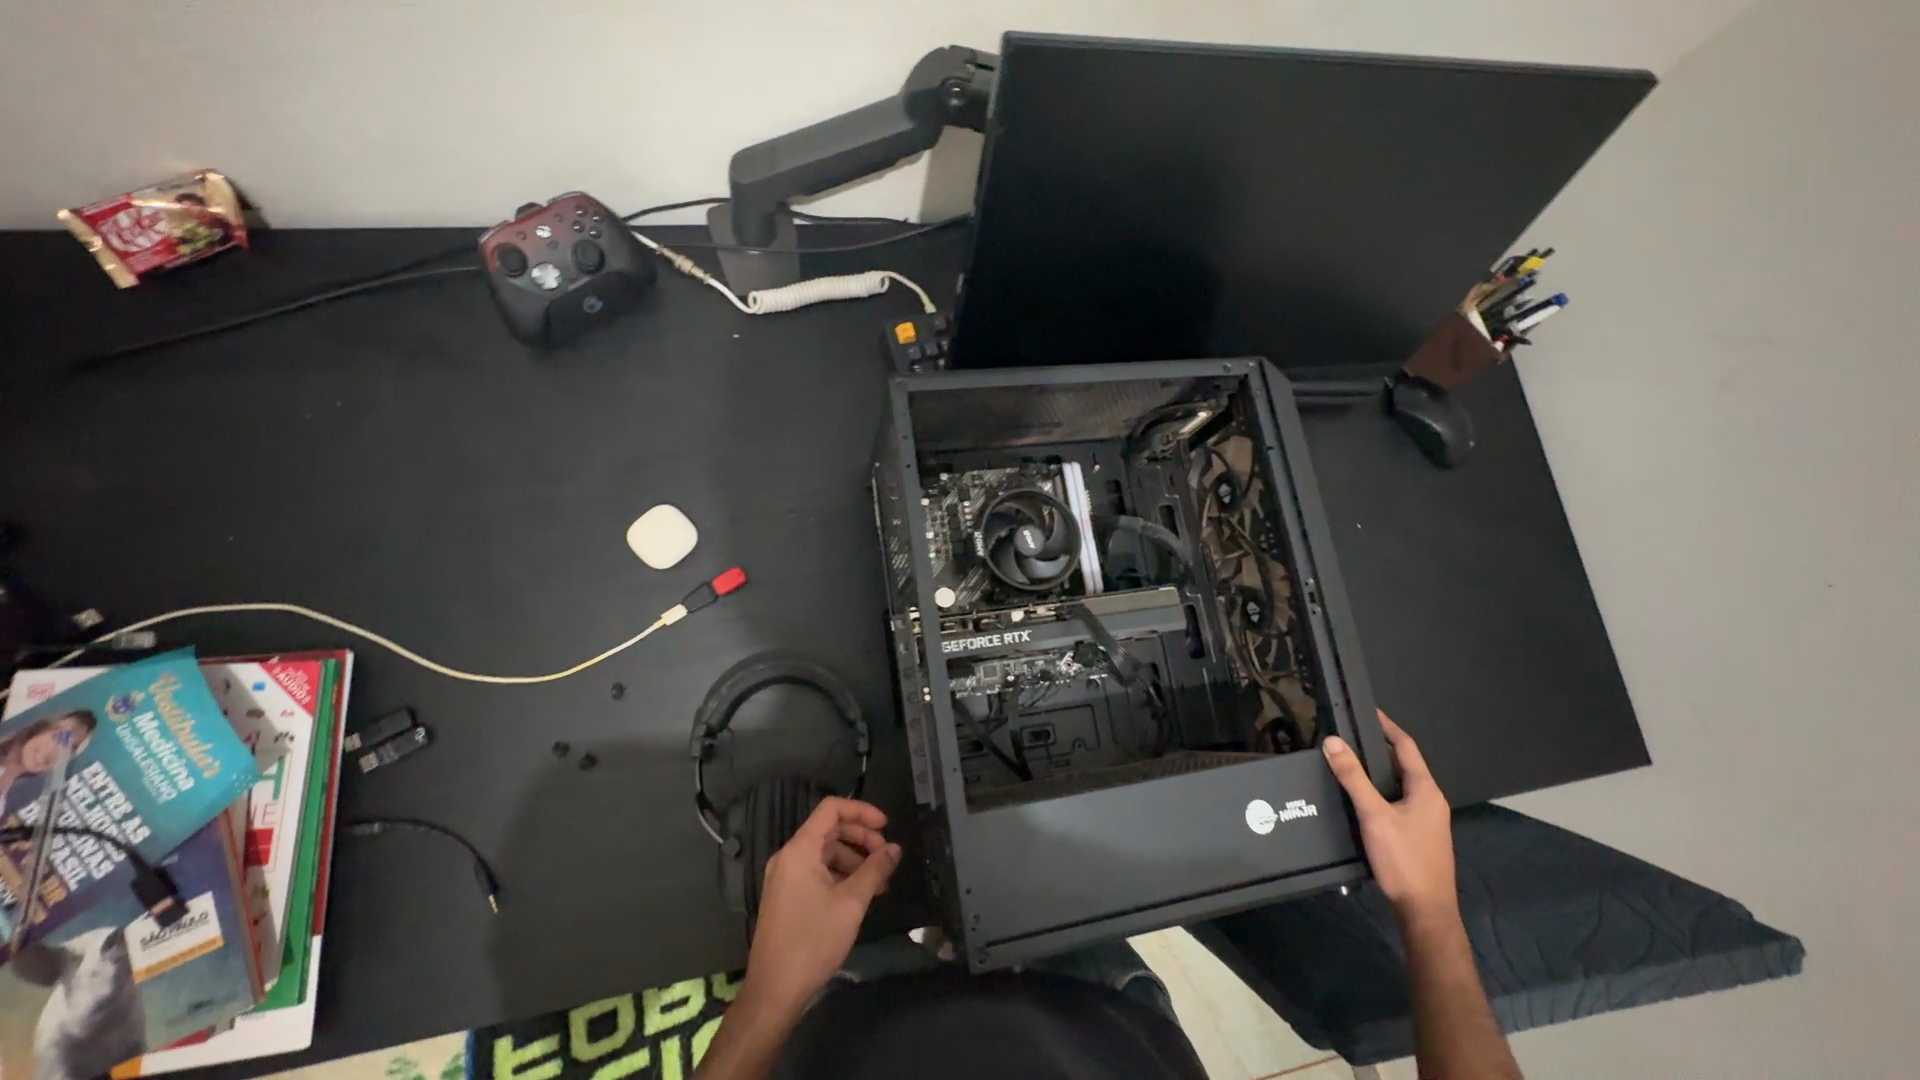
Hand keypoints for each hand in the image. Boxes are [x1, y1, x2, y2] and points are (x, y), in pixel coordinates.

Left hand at [744, 796, 901, 1011]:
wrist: (775, 990)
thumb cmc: (813, 940)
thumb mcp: (851, 903)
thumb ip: (875, 869)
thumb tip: (895, 848)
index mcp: (800, 850)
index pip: (831, 809)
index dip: (862, 811)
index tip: (887, 826)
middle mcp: (789, 857)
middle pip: (829, 830)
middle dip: (861, 837)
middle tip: (887, 857)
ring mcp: (786, 877)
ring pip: (825, 853)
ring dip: (854, 859)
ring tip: (879, 881)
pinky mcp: (787, 896)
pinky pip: (817, 872)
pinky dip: (841, 875)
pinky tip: (861, 894)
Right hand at [1323, 711, 1456, 922]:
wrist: (1425, 910)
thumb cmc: (1404, 859)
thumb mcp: (1374, 815)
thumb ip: (1353, 778)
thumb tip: (1333, 742)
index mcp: (1426, 790)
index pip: (1406, 748)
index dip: (1388, 727)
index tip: (1368, 712)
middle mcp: (1431, 801)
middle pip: (1404, 766)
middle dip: (1378, 749)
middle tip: (1349, 736)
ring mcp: (1427, 820)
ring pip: (1400, 786)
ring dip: (1377, 772)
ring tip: (1349, 762)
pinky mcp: (1418, 835)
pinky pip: (1398, 802)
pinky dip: (1379, 792)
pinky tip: (1360, 799)